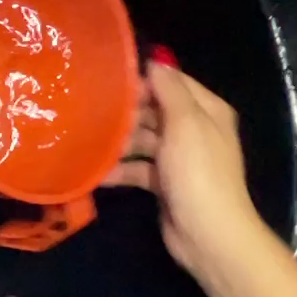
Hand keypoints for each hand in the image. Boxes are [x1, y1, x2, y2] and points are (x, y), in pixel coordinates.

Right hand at [106, 62, 266, 278]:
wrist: (207, 233)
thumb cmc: (198, 172)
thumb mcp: (186, 123)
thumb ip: (169, 90)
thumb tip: (153, 63)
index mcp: (206, 111)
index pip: (173, 82)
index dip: (144, 80)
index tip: (109, 81)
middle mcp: (194, 130)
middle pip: (155, 111)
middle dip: (127, 113)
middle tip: (92, 112)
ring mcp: (178, 159)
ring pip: (144, 141)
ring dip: (119, 143)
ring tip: (89, 142)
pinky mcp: (165, 183)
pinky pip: (138, 169)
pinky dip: (120, 171)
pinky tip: (96, 173)